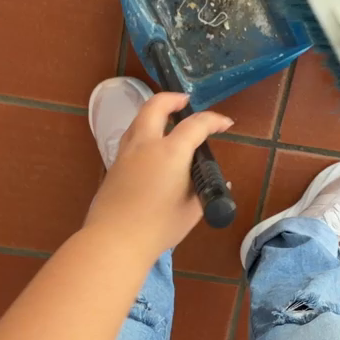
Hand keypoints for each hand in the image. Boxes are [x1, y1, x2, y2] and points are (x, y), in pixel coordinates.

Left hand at [83, 92, 232, 259]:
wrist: (114, 240)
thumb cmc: (158, 227)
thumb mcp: (191, 211)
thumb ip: (205, 193)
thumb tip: (218, 183)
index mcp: (170, 152)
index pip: (195, 125)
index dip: (213, 120)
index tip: (225, 123)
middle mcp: (146, 144)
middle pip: (156, 106)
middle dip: (172, 99)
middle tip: (185, 102)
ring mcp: (126, 153)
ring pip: (138, 119)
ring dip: (154, 113)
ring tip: (167, 122)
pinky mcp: (114, 165)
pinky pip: (130, 138)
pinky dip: (144, 132)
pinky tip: (151, 148)